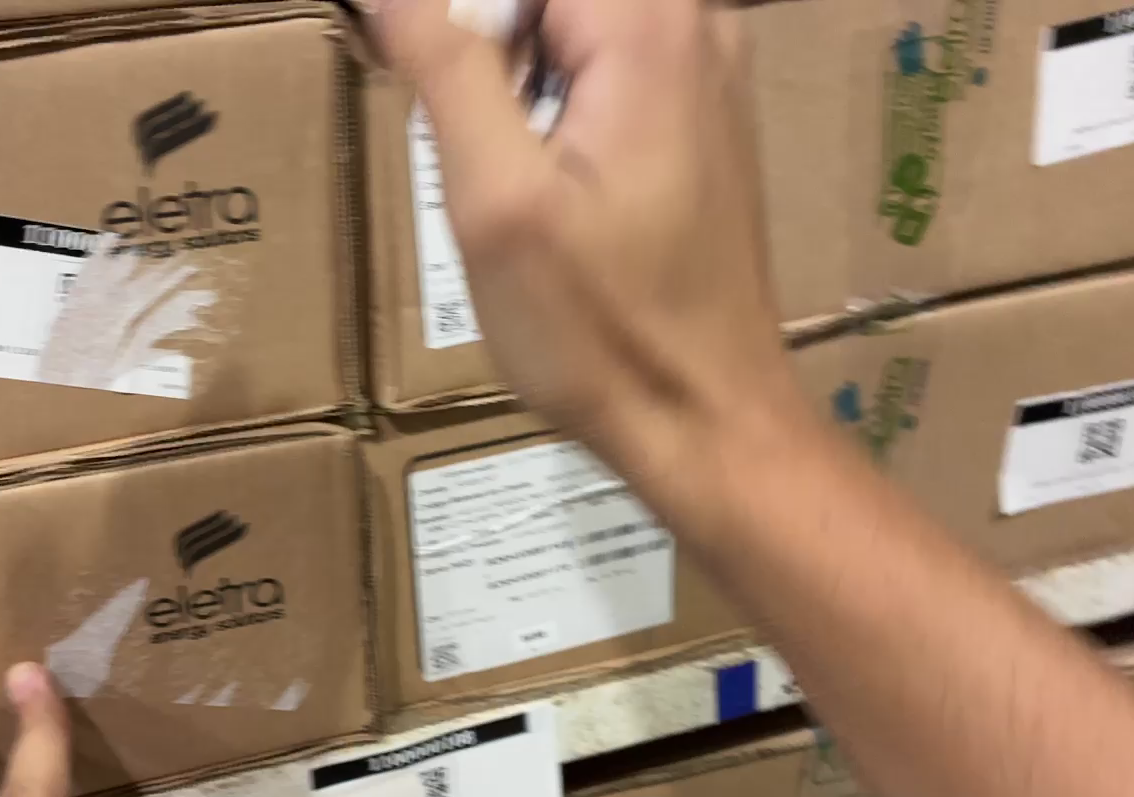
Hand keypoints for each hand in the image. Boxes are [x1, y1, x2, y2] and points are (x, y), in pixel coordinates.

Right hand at [373, 0, 817, 516]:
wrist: (698, 418)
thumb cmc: (593, 329)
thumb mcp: (498, 204)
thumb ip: (448, 74)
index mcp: (648, 27)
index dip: (453, 23)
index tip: (422, 98)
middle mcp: (699, 28)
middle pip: (549, 2)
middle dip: (482, 58)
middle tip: (465, 161)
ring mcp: (711, 84)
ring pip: (578, 40)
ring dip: (514, 91)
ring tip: (499, 186)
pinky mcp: (704, 137)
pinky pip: (610, 83)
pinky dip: (555, 118)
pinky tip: (543, 197)